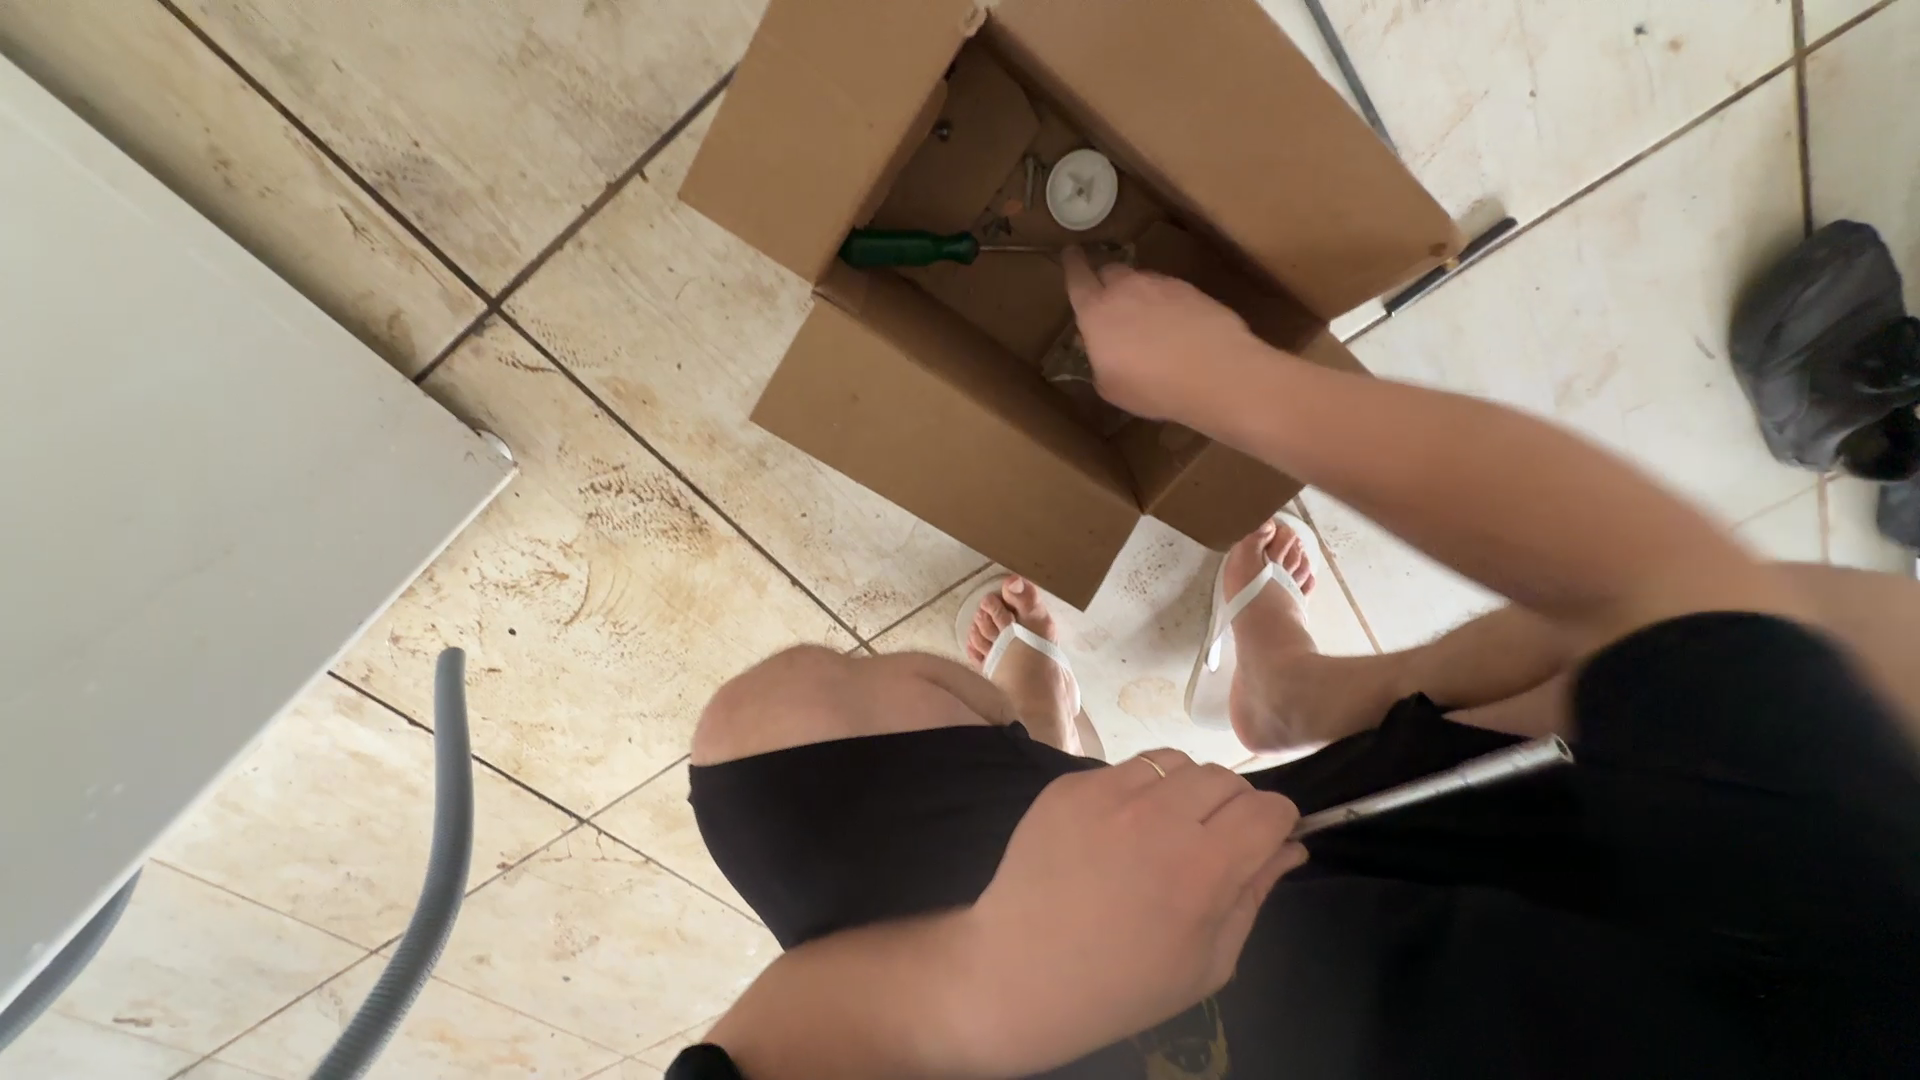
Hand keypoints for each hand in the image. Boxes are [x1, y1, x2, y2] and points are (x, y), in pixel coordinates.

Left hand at [949, 750, 1306, 1076]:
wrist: (1021, 969)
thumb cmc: (1123, 983)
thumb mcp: (1209, 961)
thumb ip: (1254, 894)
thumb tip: (1290, 845)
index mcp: (1200, 868)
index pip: (1268, 808)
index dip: (1276, 822)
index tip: (1264, 838)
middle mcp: (1155, 817)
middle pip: (1224, 776)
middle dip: (1233, 804)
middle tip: (1212, 839)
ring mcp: (1105, 793)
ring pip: (1173, 762)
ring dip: (1184, 788)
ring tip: (1164, 829)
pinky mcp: (1068, 784)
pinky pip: (1122, 770)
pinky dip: (1134, 792)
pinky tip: (1116, 831)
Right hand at [1063, 247, 1262, 421]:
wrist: (1213, 373)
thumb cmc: (1151, 387)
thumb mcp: (1110, 386)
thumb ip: (1099, 361)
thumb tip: (1102, 351)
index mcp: (1096, 312)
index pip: (1077, 278)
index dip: (1072, 265)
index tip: (1070, 253)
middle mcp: (1125, 289)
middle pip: (1109, 270)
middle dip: (1105, 282)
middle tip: (1109, 303)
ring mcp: (1161, 285)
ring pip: (1140, 280)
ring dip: (1137, 294)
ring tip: (1147, 322)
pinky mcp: (1191, 289)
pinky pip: (1168, 290)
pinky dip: (1165, 303)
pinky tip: (1174, 328)